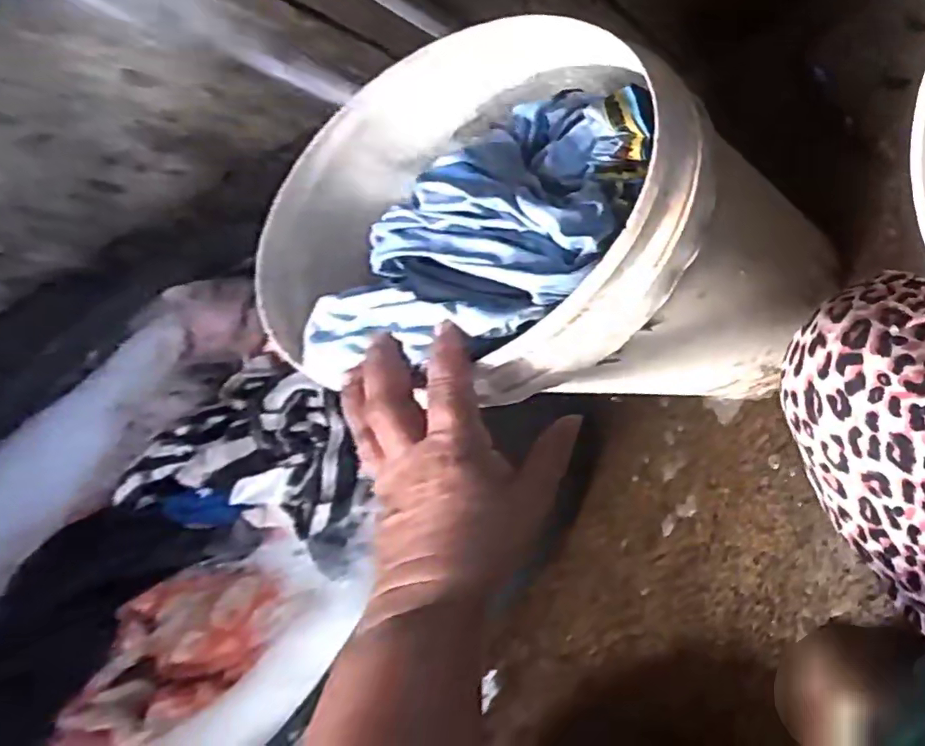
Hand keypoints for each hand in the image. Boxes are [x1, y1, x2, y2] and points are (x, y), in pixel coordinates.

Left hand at [341, 324, 580, 623]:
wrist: (430, 599)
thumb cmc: (488, 541)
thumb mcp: (532, 496)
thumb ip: (550, 454)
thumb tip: (572, 418)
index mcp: (454, 447)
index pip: (449, 390)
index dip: (447, 355)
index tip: (443, 325)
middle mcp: (414, 454)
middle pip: (389, 402)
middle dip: (384, 366)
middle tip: (379, 337)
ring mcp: (390, 477)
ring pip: (366, 426)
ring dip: (359, 393)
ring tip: (352, 370)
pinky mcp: (380, 499)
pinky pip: (366, 451)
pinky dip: (361, 426)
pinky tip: (364, 424)